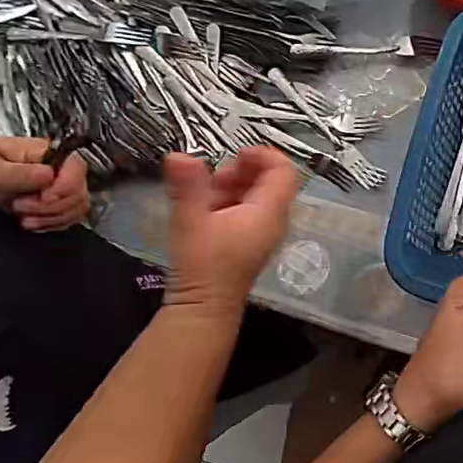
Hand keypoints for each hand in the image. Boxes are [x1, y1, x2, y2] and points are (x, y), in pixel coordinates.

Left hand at [0, 137, 89, 231]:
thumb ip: (16, 174)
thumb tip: (48, 175)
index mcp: (43, 152)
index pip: (77, 167)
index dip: (66, 187)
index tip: (41, 198)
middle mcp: (57, 167)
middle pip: (79, 191)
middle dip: (52, 207)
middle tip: (20, 207)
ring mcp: (59, 184)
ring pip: (77, 206)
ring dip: (52, 218)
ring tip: (23, 217)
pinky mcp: (56, 199)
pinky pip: (69, 216)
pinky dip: (53, 224)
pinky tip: (33, 222)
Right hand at [163, 148, 296, 310]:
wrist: (205, 308)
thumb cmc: (202, 265)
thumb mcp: (190, 220)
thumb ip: (187, 186)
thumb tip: (178, 156)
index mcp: (269, 212)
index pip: (283, 171)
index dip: (263, 155)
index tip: (235, 154)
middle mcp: (273, 220)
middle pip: (270, 180)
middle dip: (241, 171)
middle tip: (214, 179)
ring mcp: (264, 231)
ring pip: (256, 194)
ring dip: (232, 187)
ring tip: (204, 198)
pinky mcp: (251, 240)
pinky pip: (248, 210)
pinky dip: (229, 202)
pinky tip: (206, 212)